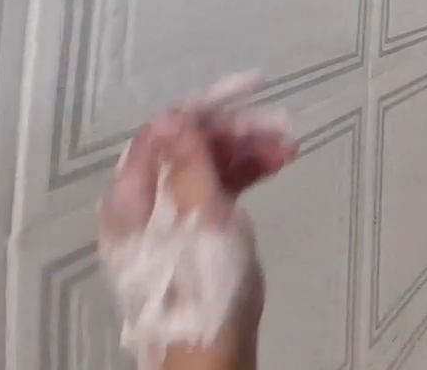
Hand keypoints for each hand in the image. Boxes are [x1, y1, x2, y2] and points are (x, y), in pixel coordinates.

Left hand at [98, 80, 296, 369]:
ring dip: (253, 145)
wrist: (212, 338)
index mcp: (135, 198)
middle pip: (193, 143)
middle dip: (241, 127)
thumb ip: (185, 166)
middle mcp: (148, 199)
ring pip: (214, 158)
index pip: (164, 131)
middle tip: (285, 124)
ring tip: (291, 146)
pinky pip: (225, 179)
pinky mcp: (201, 223)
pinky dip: (253, 165)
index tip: (256, 87)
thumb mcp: (197, 216)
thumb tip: (175, 116)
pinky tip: (282, 162)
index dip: (208, 104)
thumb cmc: (201, 276)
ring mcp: (175, 212)